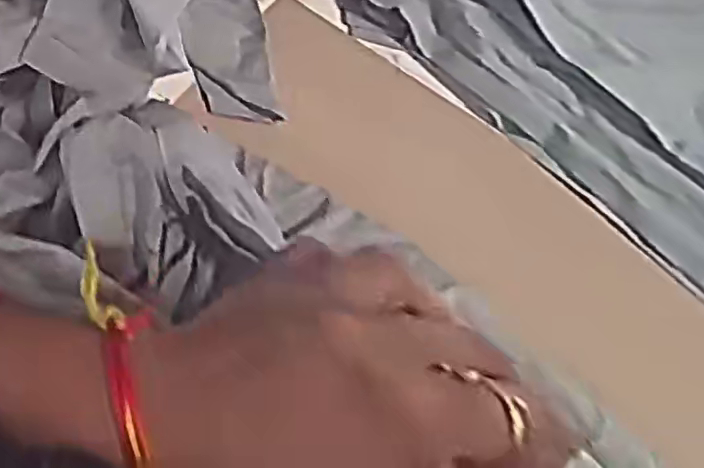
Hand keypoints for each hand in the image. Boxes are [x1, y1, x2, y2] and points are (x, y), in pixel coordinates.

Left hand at [143, 242, 578, 466]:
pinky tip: (360, 302)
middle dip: (491, 382)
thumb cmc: (265, 464)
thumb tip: (476, 451)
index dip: (533, 442)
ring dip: (429, 314)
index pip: (516, 414)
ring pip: (403, 281)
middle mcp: (374, 333)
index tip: (521, 456)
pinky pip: (331, 256)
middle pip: (468, 345)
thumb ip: (432, 458)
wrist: (170, 409)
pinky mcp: (275, 272)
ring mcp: (319, 291)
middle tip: (485, 411)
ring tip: (429, 344)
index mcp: (408, 404)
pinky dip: (358, 276)